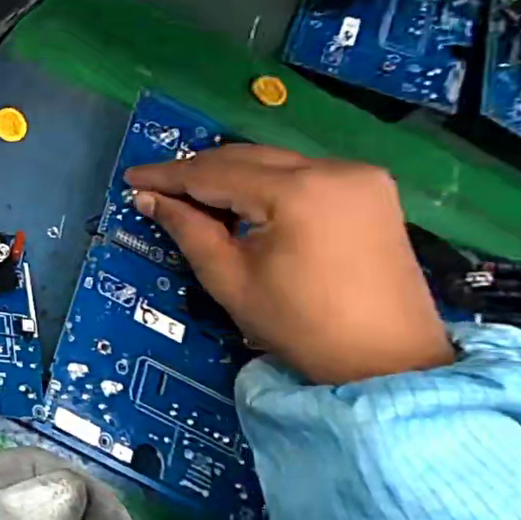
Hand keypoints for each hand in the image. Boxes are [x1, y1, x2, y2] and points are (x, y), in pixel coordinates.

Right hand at [125, 144, 453, 383]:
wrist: (388, 361)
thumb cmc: (300, 326)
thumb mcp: (230, 278)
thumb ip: (187, 229)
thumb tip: (148, 198)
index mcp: (298, 192)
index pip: (215, 173)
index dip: (168, 175)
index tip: (132, 178)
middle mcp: (332, 168)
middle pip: (244, 157)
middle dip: (196, 172)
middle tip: (155, 187)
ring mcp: (358, 175)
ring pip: (272, 161)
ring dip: (229, 174)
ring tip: (191, 195)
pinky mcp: (370, 188)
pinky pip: (300, 172)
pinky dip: (263, 181)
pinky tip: (240, 201)